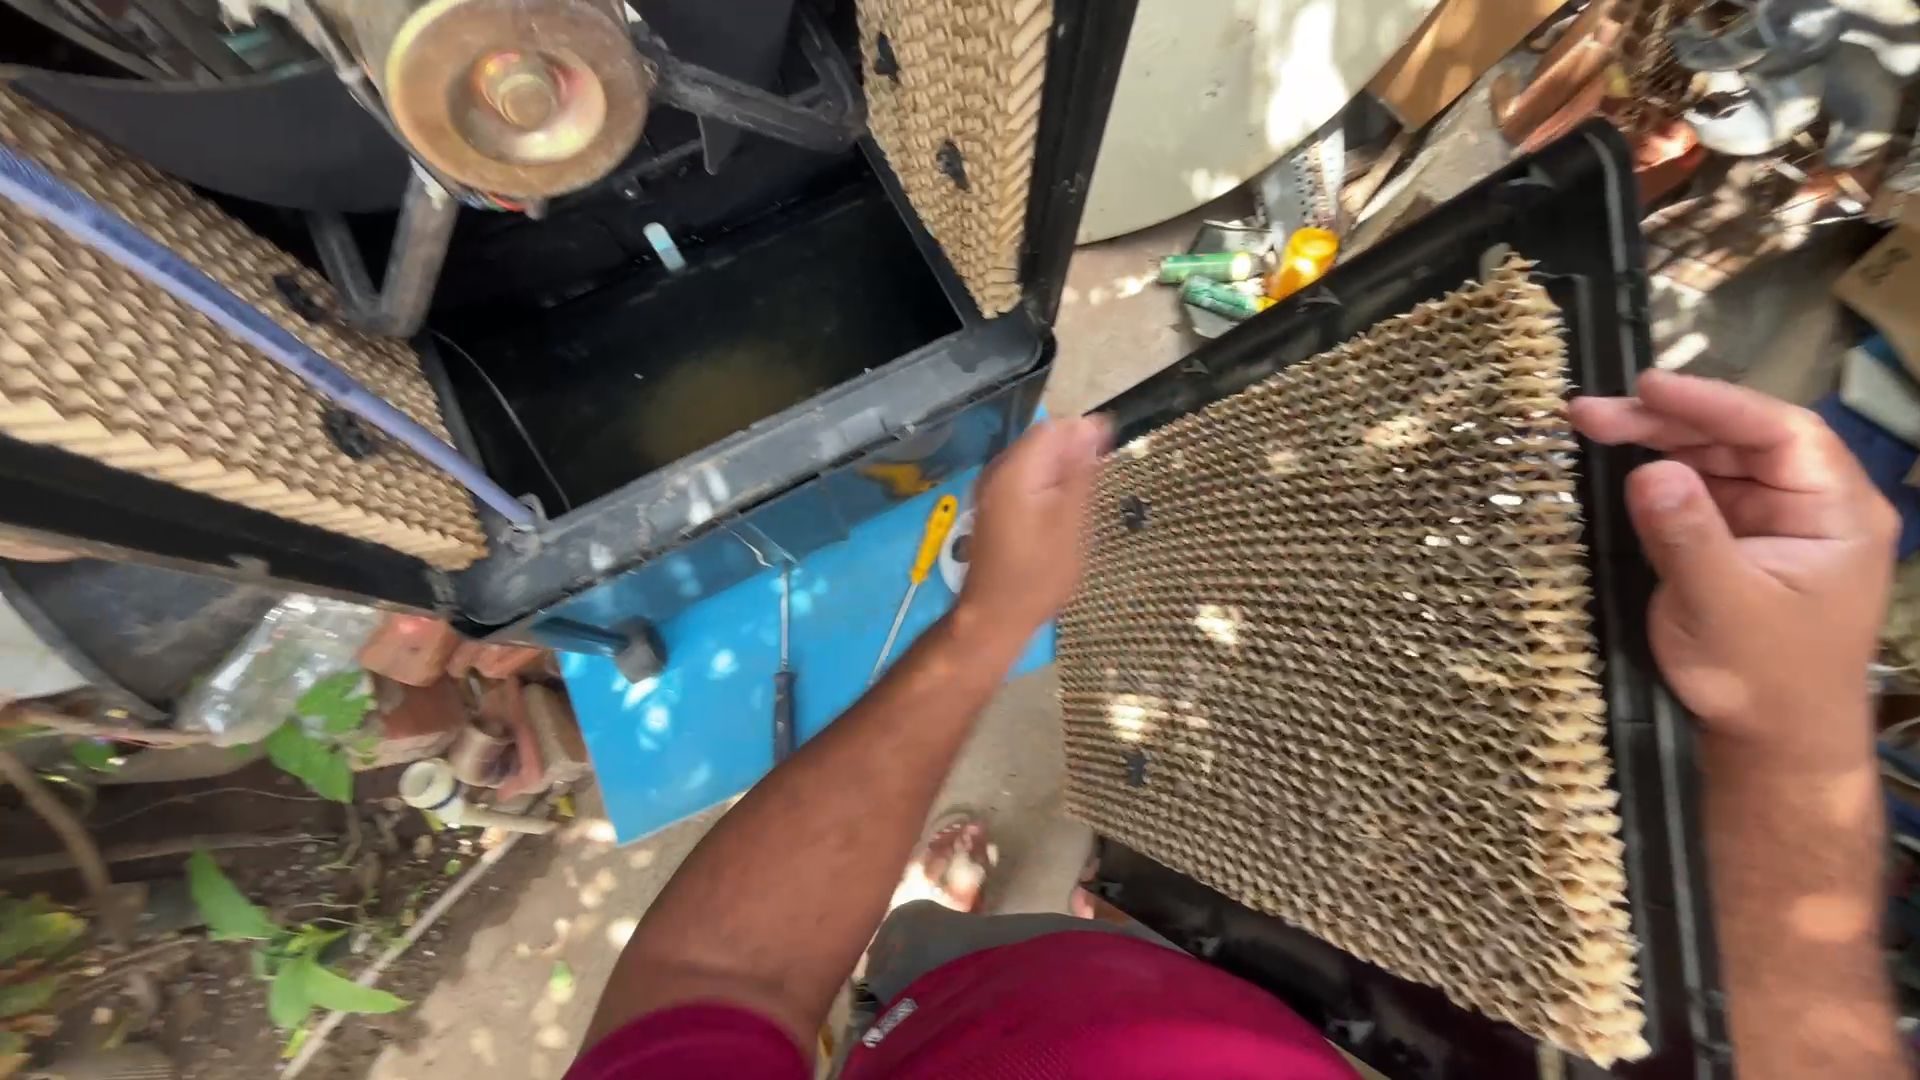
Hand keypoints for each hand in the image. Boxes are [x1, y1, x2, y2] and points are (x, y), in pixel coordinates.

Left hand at [957, 415, 1109, 638]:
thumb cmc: (1038, 576)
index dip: (1083, 433)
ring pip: (1032, 462)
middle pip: (1040, 443)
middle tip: (1098, 482)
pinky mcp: (992, 509)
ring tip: (1083, 499)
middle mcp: (996, 474)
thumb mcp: (1071, 523)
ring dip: (1060, 472)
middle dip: (1071, 453)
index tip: (1108, 455)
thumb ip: (1080, 473)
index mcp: (1015, 472)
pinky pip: (1023, 482)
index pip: (1052, 429)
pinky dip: (1045, 487)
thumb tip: (1092, 429)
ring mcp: (990, 492)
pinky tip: (1062, 511)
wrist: (994, 616)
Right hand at [1569, 371, 1896, 764]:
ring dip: (1653, 438)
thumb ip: (1687, 535)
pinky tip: (1616, 460)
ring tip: (1588, 424)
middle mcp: (1806, 504)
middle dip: (1665, 419)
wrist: (1768, 731)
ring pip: (1712, 457)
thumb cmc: (1758, 672)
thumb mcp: (1718, 604)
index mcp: (1833, 513)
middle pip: (1739, 438)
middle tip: (1587, 412)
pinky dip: (1652, 469)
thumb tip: (1650, 471)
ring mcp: (1767, 520)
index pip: (1780, 433)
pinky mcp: (1731, 538)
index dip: (1714, 403)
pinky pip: (1693, 489)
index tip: (1647, 386)